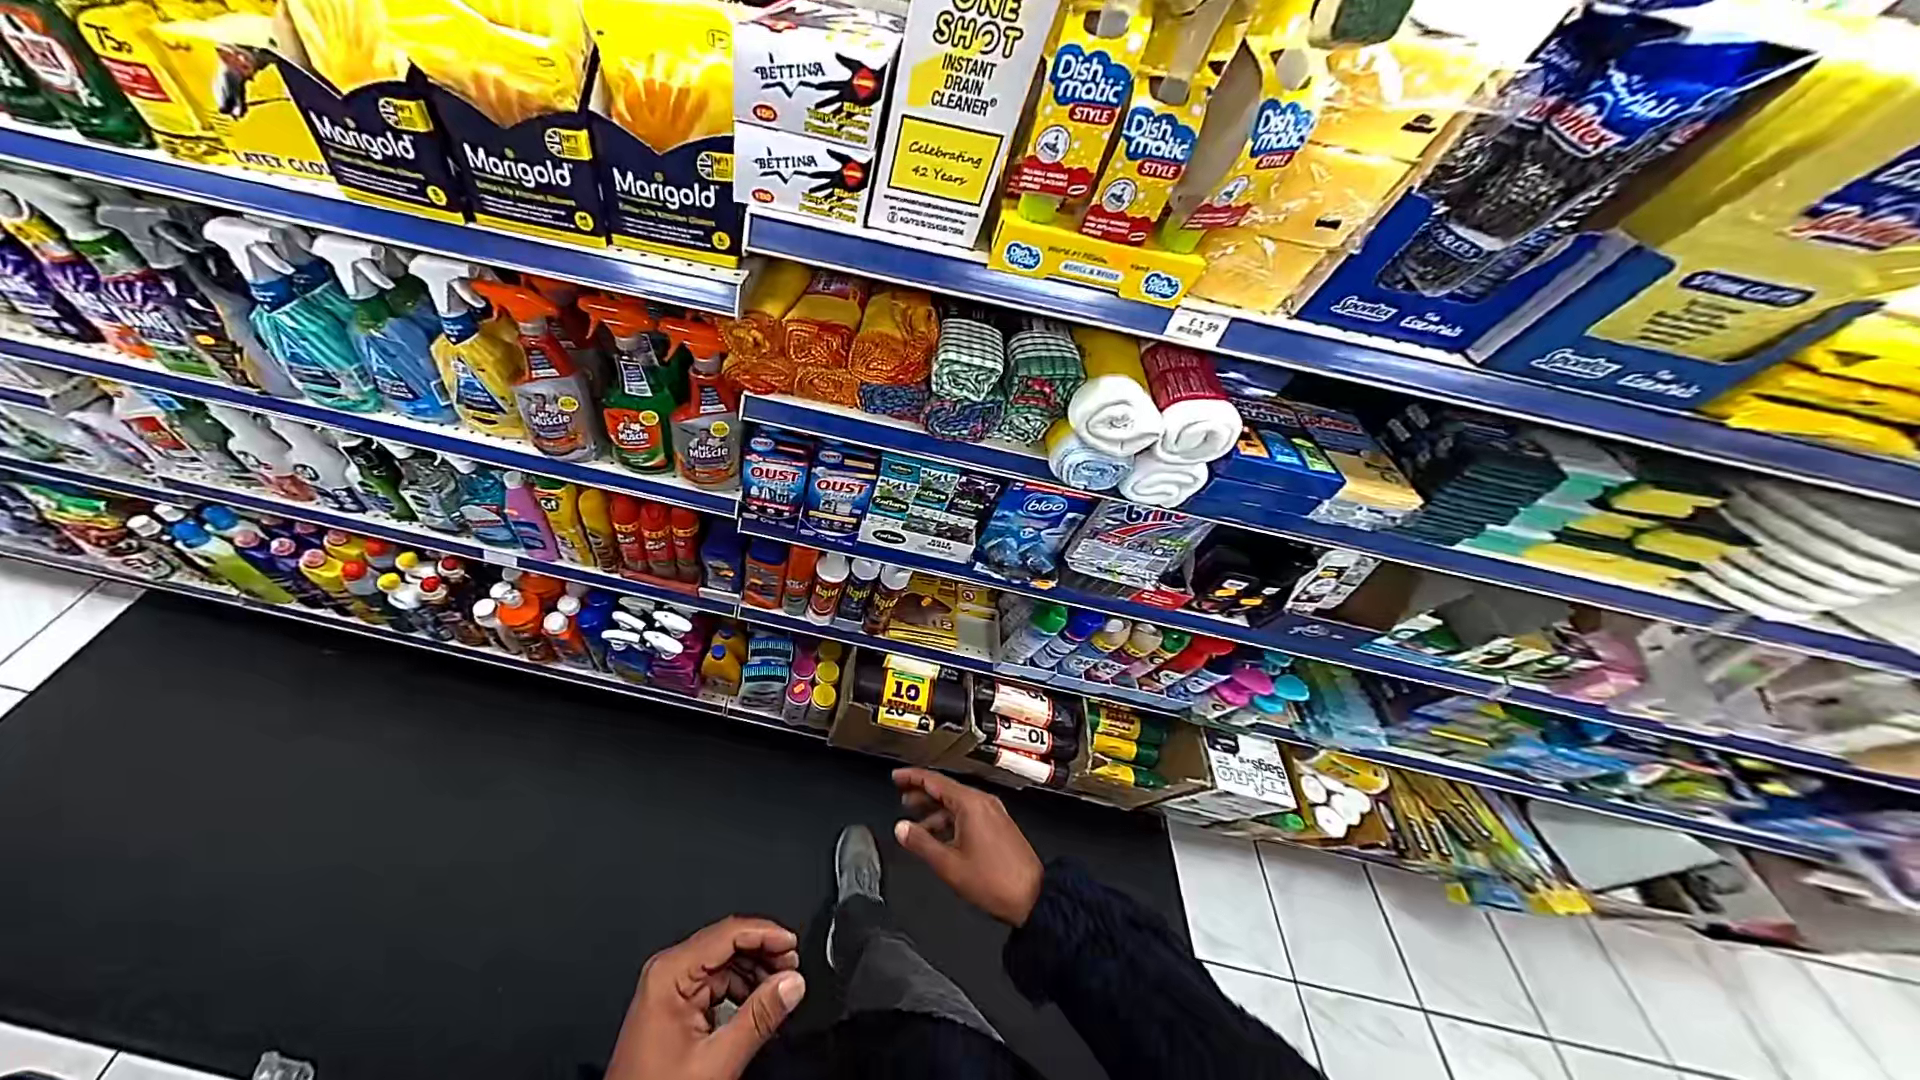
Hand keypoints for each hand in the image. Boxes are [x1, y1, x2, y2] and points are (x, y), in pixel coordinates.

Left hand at [604, 916, 805, 1079]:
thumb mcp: (716, 1061)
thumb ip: (760, 1016)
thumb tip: (792, 982)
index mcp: (670, 973)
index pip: (729, 932)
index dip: (767, 934)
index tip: (794, 946)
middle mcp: (667, 972)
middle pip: (728, 942)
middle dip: (764, 953)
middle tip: (791, 969)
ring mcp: (669, 987)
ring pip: (725, 961)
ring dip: (756, 972)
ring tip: (779, 990)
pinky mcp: (675, 1003)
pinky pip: (716, 981)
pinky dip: (741, 988)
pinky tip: (758, 1004)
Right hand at [892, 767, 1043, 925]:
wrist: (1032, 896)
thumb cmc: (996, 881)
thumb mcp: (948, 864)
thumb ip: (921, 843)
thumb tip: (902, 829)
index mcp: (970, 804)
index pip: (934, 780)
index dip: (912, 777)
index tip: (897, 776)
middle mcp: (983, 803)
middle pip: (945, 789)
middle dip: (921, 794)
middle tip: (902, 797)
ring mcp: (993, 813)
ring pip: (956, 803)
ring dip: (934, 810)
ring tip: (916, 822)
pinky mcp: (998, 826)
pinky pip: (968, 814)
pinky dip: (950, 820)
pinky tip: (939, 836)